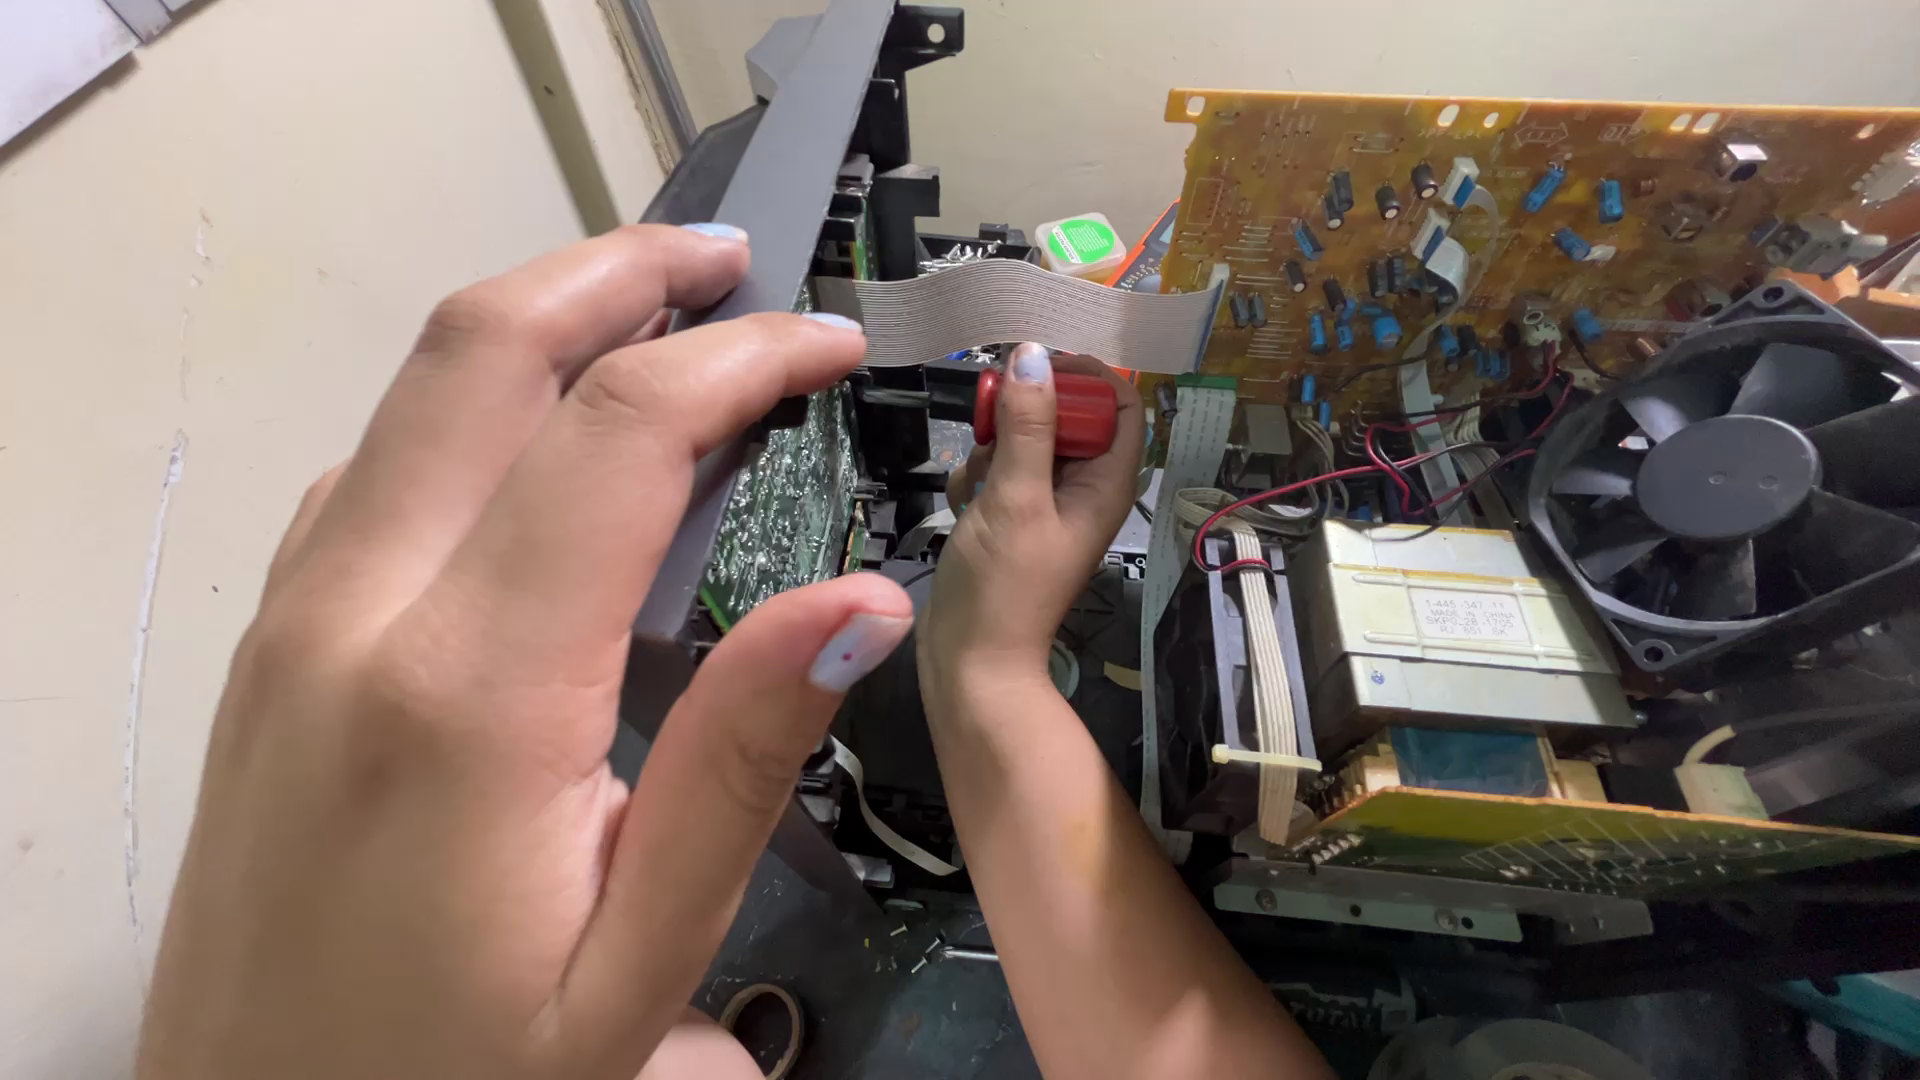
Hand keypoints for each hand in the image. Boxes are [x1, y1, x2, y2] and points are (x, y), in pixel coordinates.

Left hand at [137, 225, 912, 1079]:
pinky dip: (491, 396)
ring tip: (668, 310)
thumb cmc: (476, 1067)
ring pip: (424, 389)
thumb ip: (746, 750)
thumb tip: (864, 602)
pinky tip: (562, 426)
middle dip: (623, 272)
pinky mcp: (284, 641)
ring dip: (556, 317)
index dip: (741, 360)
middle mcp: (359, 609)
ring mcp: (299, 614)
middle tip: (732, 260)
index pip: (622, 434)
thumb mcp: (645, 942)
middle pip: (486, 353)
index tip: (829, 343)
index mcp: (471, 684)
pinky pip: (390, 461)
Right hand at [919, 345, 1143, 685]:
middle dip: (1022, 416)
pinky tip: (964, 506)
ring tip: (977, 487)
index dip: (1084, 377)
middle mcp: (1082, 488)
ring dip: (992, 449)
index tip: (1035, 367)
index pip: (1120, 404)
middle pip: (1066, 417)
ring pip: (1023, 441)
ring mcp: (1045, 503)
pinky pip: (999, 471)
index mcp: (1106, 482)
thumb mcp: (1016, 497)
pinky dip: (978, 478)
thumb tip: (1033, 354)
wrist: (969, 659)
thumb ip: (1028, 425)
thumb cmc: (1003, 583)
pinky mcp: (1011, 516)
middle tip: (991, 432)